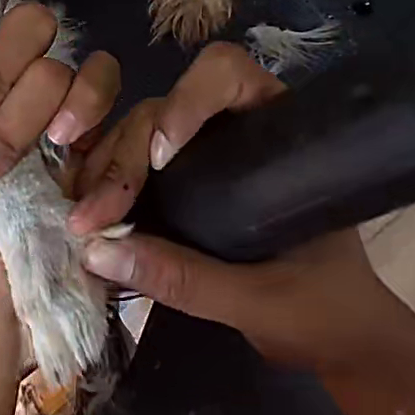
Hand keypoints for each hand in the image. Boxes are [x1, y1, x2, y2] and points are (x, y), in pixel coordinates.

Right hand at [70, 43, 412, 375]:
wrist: (335, 338)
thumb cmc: (323, 311)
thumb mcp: (259, 300)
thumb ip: (185, 278)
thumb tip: (96, 251)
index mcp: (277, 130)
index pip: (226, 75)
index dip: (186, 101)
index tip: (162, 160)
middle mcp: (233, 129)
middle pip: (164, 110)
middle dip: (124, 157)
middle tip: (92, 216)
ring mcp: (202, 156)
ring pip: (137, 135)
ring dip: (102, 172)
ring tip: (80, 220)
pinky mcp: (179, 187)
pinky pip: (129, 167)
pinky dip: (101, 185)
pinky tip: (83, 214)